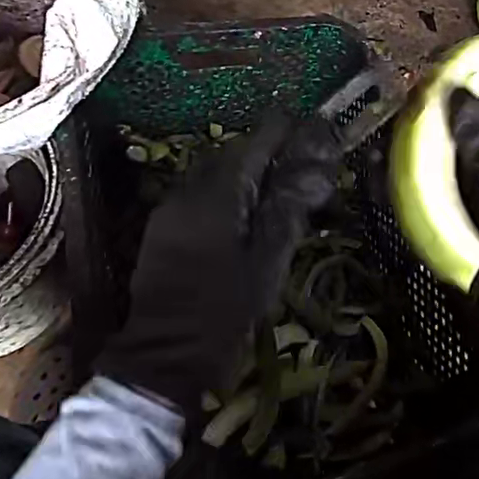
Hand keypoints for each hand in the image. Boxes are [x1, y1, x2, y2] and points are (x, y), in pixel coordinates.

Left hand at [98, 113, 339, 412]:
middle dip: (269, 150)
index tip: (312, 126)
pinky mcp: (164, 225)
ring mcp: (171, 206)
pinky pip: (201, 191)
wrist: (167, 353)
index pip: (257, 143)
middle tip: (303, 161)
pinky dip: (229, 189)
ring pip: (216, 171)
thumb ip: (289, 207)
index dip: (286, 131)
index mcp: (218, 195)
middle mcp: (189, 190)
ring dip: (248, 170)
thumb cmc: (227, 309)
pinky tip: (248, 209)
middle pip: (235, 153)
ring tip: (279, 185)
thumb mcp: (269, 260)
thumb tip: (314, 167)